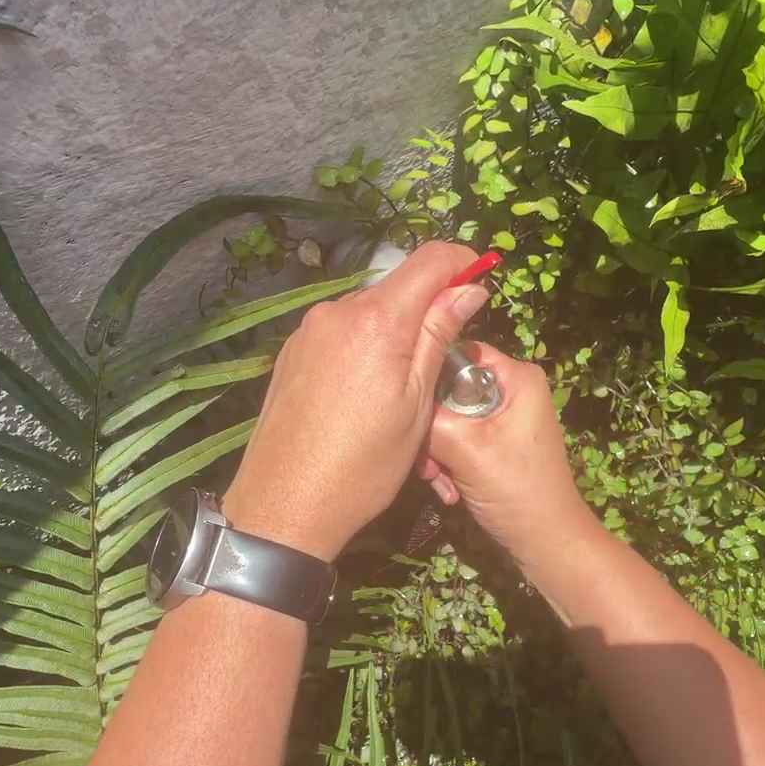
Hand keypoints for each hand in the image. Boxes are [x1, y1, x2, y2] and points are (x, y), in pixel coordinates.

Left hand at [222, 241, 487, 561]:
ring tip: (396, 394)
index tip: (480, 283)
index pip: (430, 260)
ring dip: (392, 335)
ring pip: (367, 314)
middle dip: (426, 311)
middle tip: (440, 365)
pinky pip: (339, 334)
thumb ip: (440, 335)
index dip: (463, 263)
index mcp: (375, 320)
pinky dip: (362, 349)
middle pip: (396, 288)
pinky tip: (360, 396)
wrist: (284, 505)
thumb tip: (470, 288)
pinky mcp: (290, 352)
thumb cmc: (364, 465)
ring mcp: (307, 331)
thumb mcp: (417, 404)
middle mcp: (335, 312)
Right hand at [420, 343, 595, 562]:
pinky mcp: (495, 442)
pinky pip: (458, 439)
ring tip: (438, 481)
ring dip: (436, 452)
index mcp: (517, 378)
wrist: (546, 543)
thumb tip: (398, 401)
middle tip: (427, 462)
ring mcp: (504, 417)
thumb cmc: (516, 491)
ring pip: (449, 418)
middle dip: (432, 428)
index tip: (410, 407)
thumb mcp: (467, 449)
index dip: (430, 375)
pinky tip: (448, 489)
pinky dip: (448, 463)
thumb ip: (431, 418)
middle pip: (450, 389)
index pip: (459, 353)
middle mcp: (512, 390)